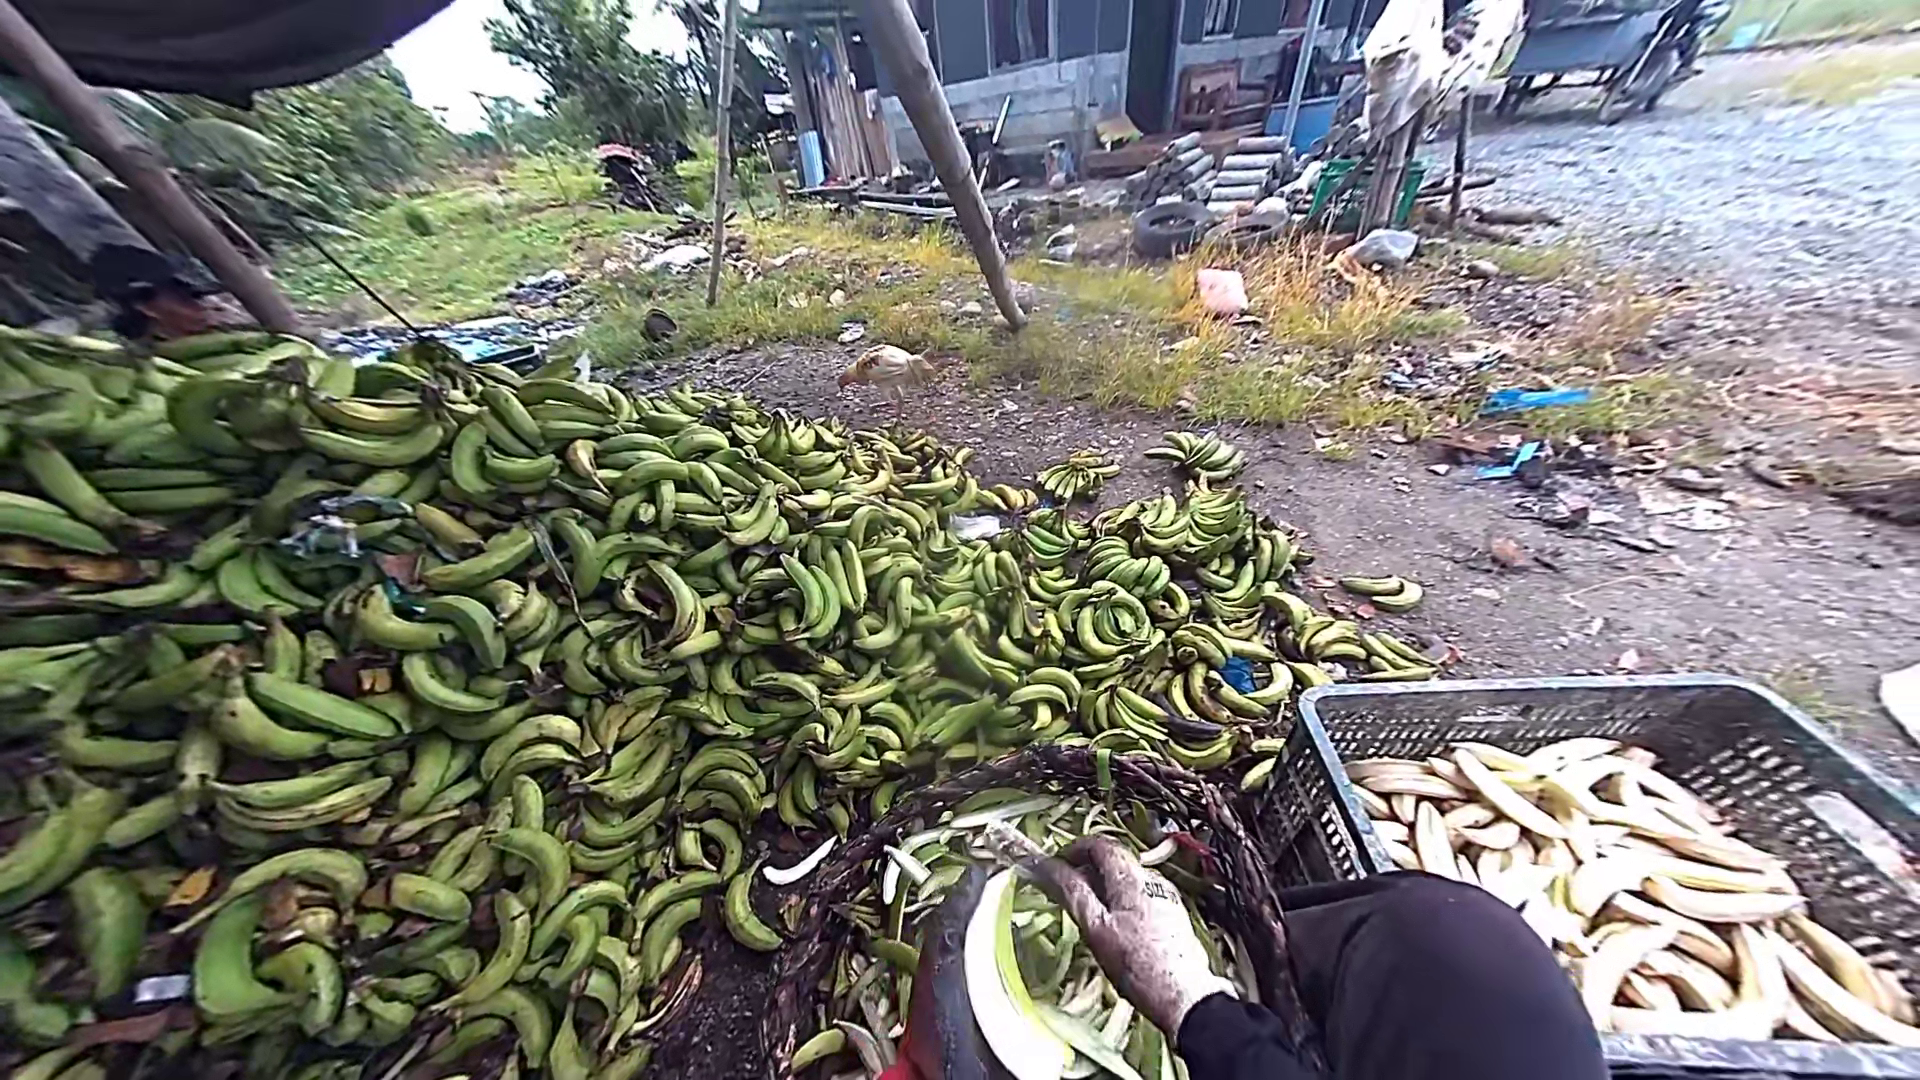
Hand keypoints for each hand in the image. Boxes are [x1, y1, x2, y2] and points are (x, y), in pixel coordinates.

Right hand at [1030, 836, 1234, 1037]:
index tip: (1056, 866)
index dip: (1072, 849)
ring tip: (1089, 913)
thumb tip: (1047, 866)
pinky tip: (1116, 929)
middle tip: (1067, 891)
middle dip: (1086, 869)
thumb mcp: (1096, 928)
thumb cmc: (1137, 965)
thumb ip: (1071, 892)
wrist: (1188, 1001)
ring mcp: (1165, 896)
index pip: (1097, 843)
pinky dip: (1121, 901)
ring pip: (1126, 879)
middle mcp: (1150, 877)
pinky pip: (1140, 896)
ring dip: (1103, 886)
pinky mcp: (1174, 916)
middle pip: (1112, 859)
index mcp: (1130, 875)